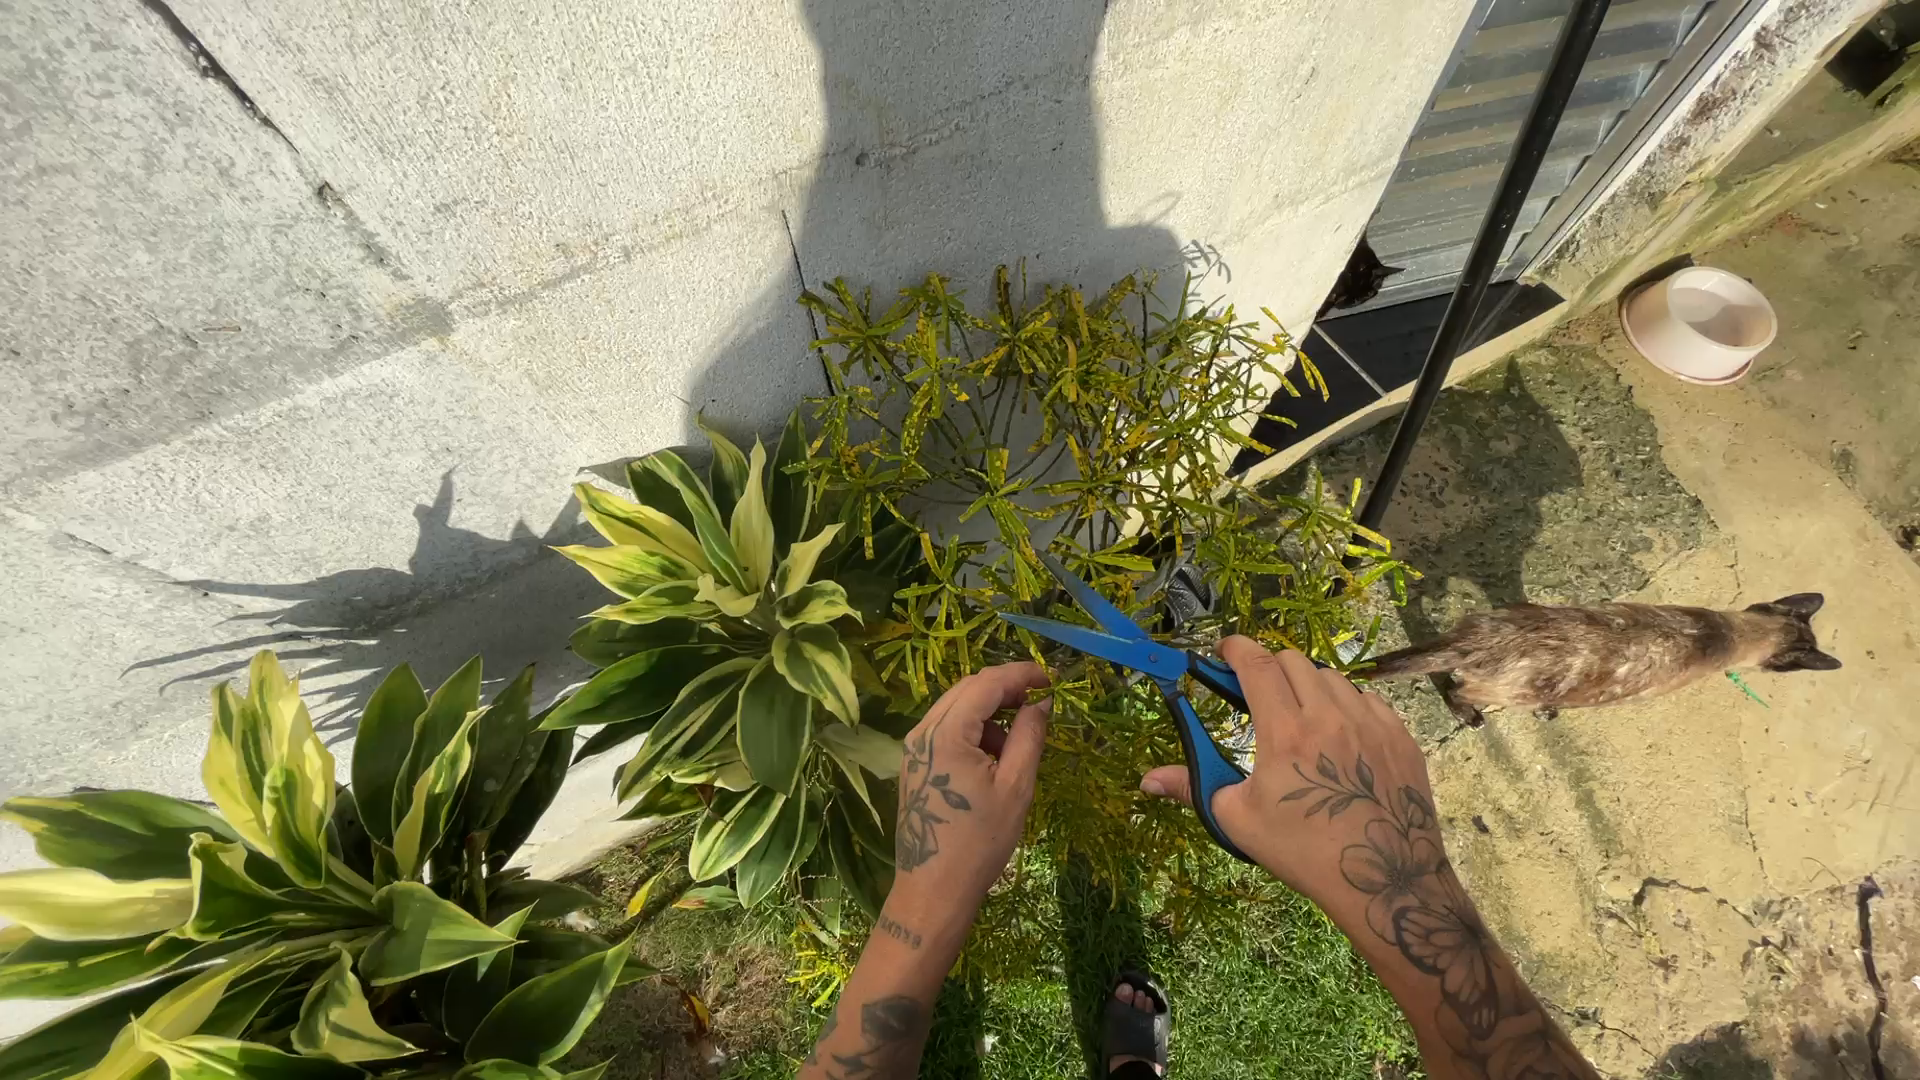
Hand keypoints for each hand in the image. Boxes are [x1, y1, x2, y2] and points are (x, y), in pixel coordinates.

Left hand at [886, 662, 1051, 933]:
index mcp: (946, 733)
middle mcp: (923, 731)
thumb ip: (1029, 736)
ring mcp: (914, 746)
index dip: (1020, 674)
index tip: (1050, 679)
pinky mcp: (914, 761)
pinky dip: (975, 729)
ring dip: (990, 710)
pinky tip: (994, 758)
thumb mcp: (1016, 787)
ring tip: (1017, 743)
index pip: (986, 683)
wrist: (934, 891)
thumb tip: (1042, 702)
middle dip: (1006, 688)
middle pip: (968, 687)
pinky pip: (947, 727)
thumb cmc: (980, 842)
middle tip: (1040, 702)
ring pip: (957, 706)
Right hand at [1139, 636, 1440, 916]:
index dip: (1236, 648)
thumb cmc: (1303, 852)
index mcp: (1285, 733)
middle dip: (1268, 666)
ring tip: (1298, 712)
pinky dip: (1345, 702)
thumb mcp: (1238, 819)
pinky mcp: (1401, 738)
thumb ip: (1191, 787)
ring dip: (1306, 683)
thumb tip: (1144, 780)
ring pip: (1332, 676)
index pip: (1257, 665)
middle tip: (1257, 690)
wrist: (1388, 884)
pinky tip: (1338, 729)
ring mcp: (1372, 724)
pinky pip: (1367, 698)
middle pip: (1293, 661)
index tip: (1224, 650)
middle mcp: (1329, 717)